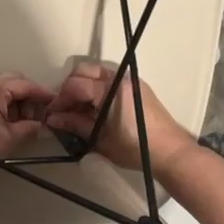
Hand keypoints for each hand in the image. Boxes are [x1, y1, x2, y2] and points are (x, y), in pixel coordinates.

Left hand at [0, 74, 54, 160]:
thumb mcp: (10, 136)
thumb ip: (30, 127)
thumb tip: (44, 125)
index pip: (24, 85)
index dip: (42, 94)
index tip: (56, 103)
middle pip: (13, 83)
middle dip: (29, 98)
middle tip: (42, 114)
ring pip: (3, 90)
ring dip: (18, 103)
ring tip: (30, 121)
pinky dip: (5, 107)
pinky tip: (15, 121)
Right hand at [45, 61, 195, 171]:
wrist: (171, 152)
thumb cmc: (135, 149)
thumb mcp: (101, 140)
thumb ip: (76, 124)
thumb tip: (53, 119)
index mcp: (111, 90)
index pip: (75, 86)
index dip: (60, 100)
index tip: (52, 114)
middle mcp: (120, 77)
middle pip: (84, 71)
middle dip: (69, 88)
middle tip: (64, 109)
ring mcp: (130, 79)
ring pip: (96, 72)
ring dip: (83, 85)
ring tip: (78, 108)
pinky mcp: (136, 86)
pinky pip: (109, 78)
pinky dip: (96, 87)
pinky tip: (95, 107)